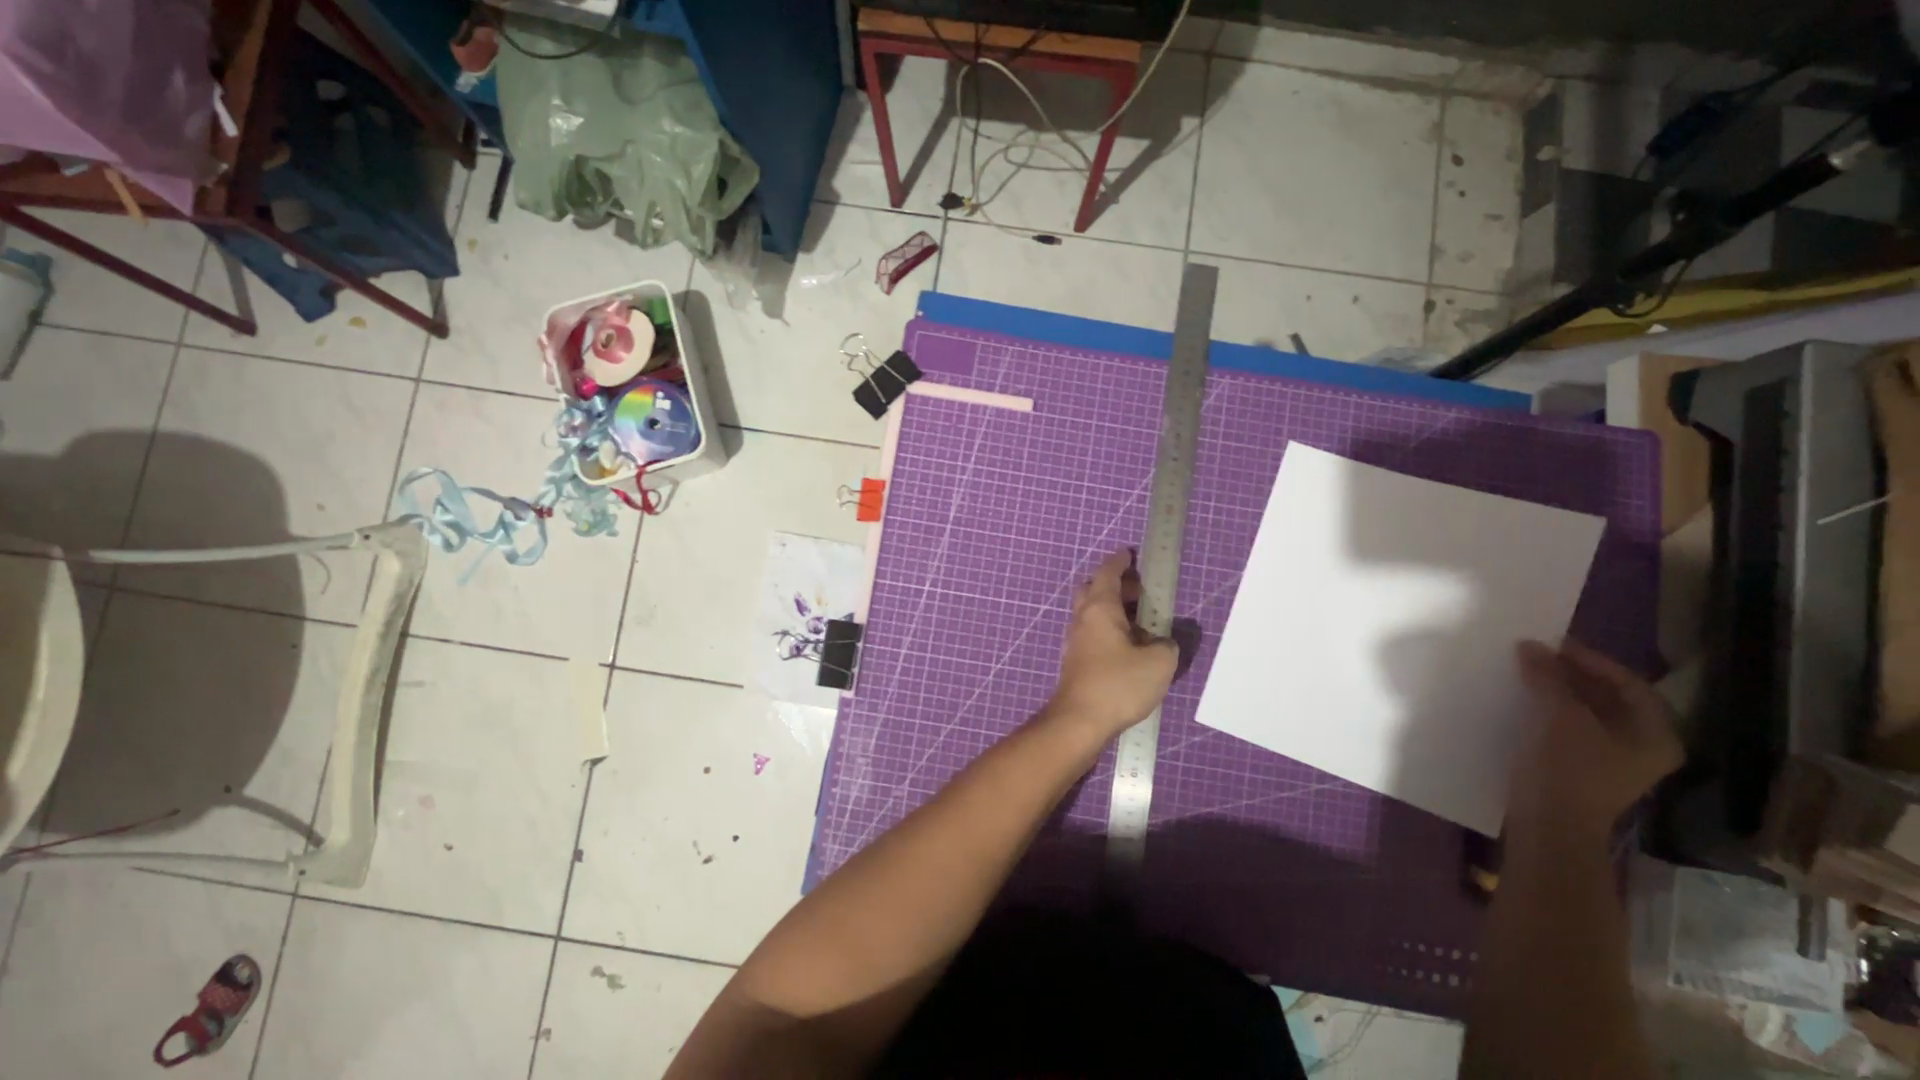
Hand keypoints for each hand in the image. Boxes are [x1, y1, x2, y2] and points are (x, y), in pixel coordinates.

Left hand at [1048, 550, 1179, 736]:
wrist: (1078, 722)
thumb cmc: (1118, 685)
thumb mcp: (1159, 663)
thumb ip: (1166, 644)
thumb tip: (1161, 643)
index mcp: (1099, 608)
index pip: (1108, 573)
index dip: (1120, 561)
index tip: (1130, 553)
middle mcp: (1082, 619)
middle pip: (1092, 589)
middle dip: (1115, 585)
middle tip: (1140, 591)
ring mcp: (1074, 641)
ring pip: (1090, 613)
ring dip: (1112, 610)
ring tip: (1141, 623)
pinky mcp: (1074, 662)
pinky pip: (1091, 634)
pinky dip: (1108, 630)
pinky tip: (1127, 648)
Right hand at [1511, 639, 1682, 835]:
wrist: (1549, 828)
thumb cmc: (1570, 771)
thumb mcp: (1562, 717)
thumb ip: (1549, 678)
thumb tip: (1530, 646)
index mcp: (1654, 735)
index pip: (1628, 683)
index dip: (1591, 660)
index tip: (1554, 644)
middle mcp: (1641, 746)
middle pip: (1607, 697)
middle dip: (1571, 675)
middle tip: (1537, 655)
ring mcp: (1610, 760)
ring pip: (1585, 713)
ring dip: (1557, 691)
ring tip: (1526, 672)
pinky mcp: (1580, 769)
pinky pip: (1569, 729)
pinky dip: (1549, 711)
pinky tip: (1524, 700)